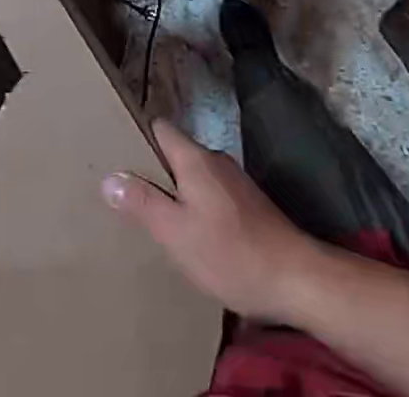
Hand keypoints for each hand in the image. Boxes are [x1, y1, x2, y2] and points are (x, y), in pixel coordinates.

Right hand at [102, 120, 322, 322]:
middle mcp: (217, 161)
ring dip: (176, 189)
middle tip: (128, 190)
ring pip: (194, 174)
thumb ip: (142, 203)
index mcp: (195, 159)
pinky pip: (211, 192)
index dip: (138, 135)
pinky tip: (190, 232)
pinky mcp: (250, 205)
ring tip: (154, 213)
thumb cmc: (231, 253)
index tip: (116, 150)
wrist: (299, 281)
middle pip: (176, 152)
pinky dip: (196, 204)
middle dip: (153, 167)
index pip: (161, 128)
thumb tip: (109, 179)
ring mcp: (236, 182)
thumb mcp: (175, 232)